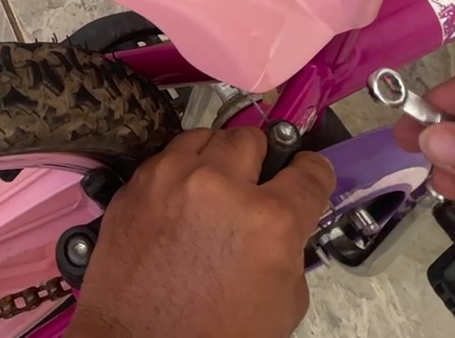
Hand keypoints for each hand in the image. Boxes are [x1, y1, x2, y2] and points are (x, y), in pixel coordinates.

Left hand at [65, 125, 335, 337]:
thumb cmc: (220, 333)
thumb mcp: (283, 303)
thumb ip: (289, 247)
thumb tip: (286, 218)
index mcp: (269, 221)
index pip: (308, 173)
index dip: (314, 171)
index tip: (310, 170)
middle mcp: (221, 184)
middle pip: (252, 139)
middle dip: (260, 158)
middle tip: (255, 182)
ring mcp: (174, 174)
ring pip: (208, 135)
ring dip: (218, 156)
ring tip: (216, 183)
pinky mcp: (140, 176)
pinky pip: (171, 152)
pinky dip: (183, 166)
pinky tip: (183, 193)